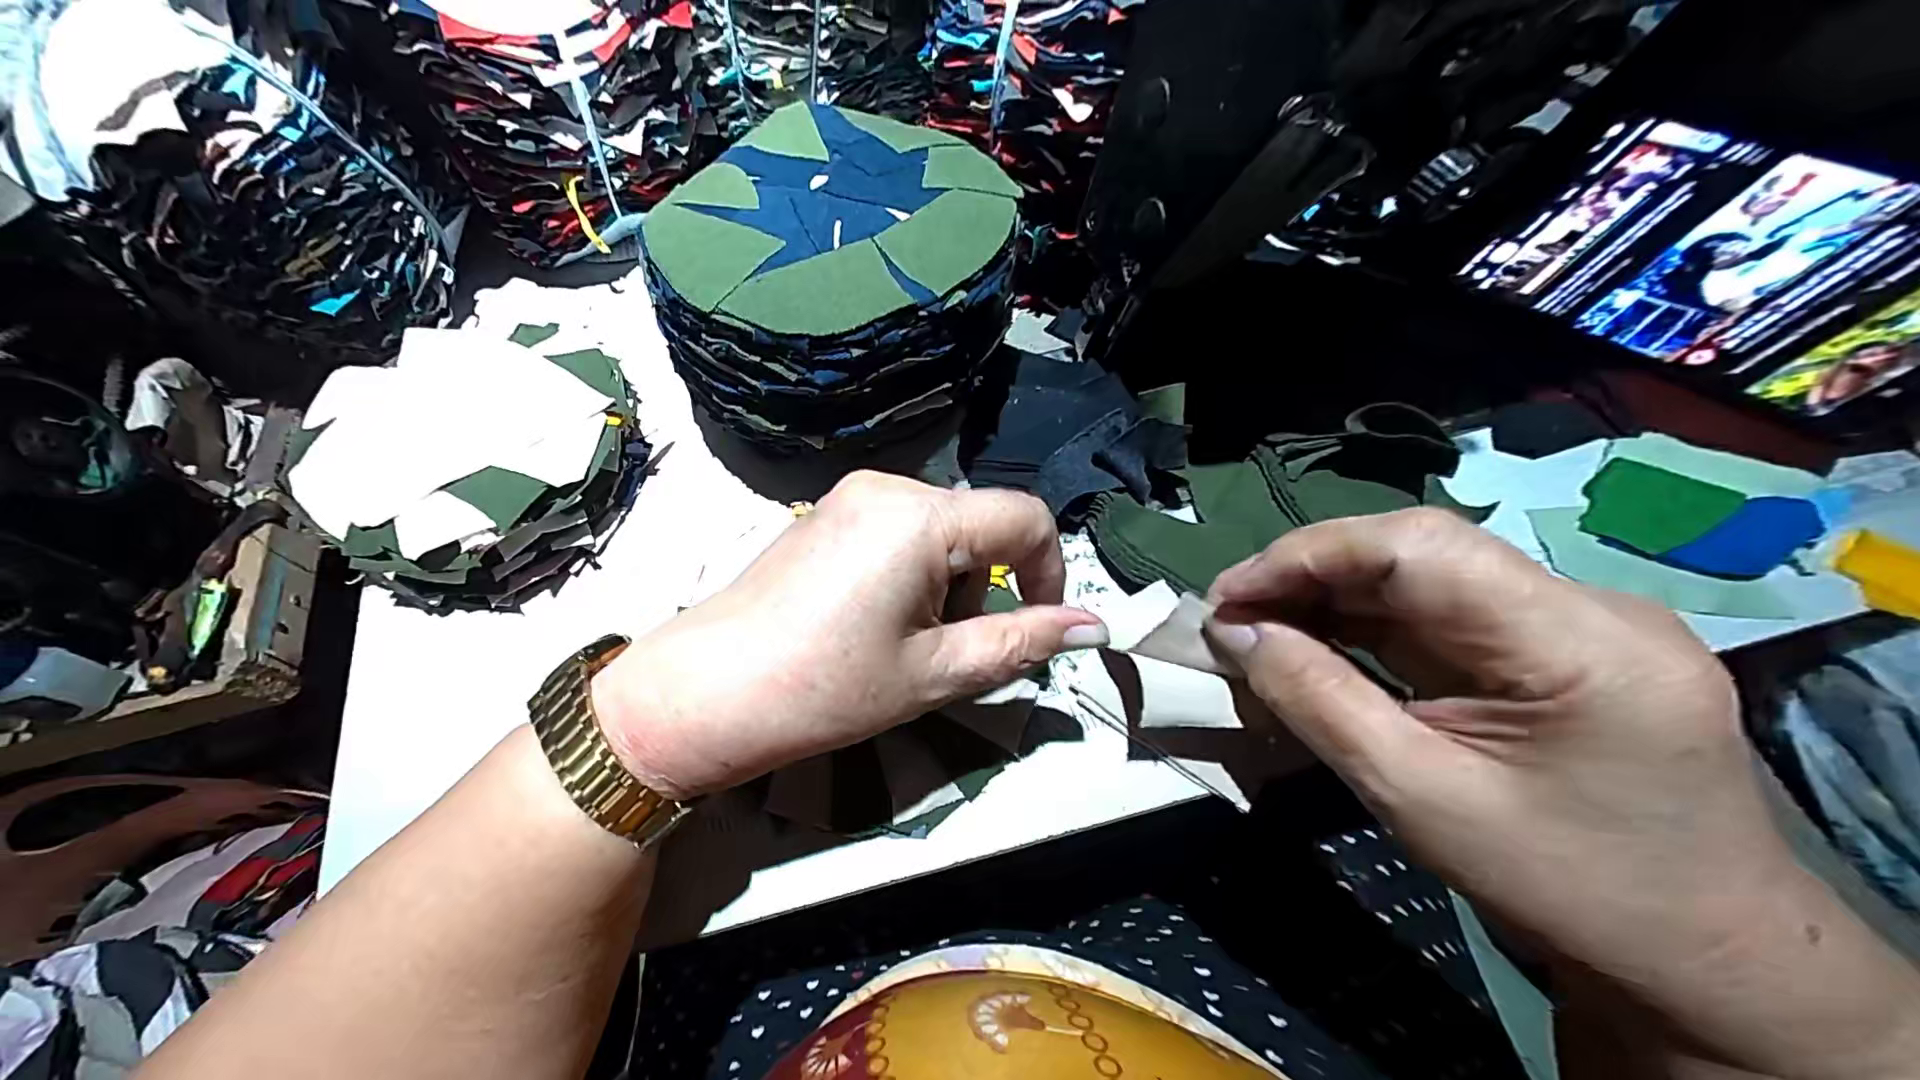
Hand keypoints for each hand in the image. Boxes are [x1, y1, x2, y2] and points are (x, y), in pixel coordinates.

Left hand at [589, 472, 1106, 799]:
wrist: (707, 692)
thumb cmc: (827, 688)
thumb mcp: (938, 672)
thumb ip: (1024, 640)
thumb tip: (1096, 627)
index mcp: (920, 516)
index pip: (1024, 517)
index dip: (1050, 571)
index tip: (1037, 624)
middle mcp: (888, 487)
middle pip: (981, 524)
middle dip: (988, 586)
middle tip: (951, 649)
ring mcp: (852, 494)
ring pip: (943, 528)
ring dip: (951, 582)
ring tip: (907, 641)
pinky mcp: (829, 513)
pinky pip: (902, 528)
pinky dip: (916, 571)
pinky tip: (875, 618)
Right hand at [1203, 508, 1919, 1077]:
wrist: (1700, 958)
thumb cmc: (1564, 887)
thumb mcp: (1417, 797)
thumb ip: (1317, 700)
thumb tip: (1234, 632)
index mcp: (1579, 642)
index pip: (1418, 548)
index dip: (1307, 556)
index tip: (1228, 596)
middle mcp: (1584, 606)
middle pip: (1415, 551)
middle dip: (1306, 574)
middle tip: (1230, 614)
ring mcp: (1569, 619)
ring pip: (1416, 574)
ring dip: (1325, 595)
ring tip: (1255, 627)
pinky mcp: (1546, 642)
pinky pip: (1433, 610)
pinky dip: (1359, 621)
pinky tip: (1310, 641)